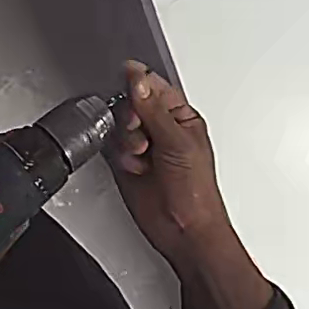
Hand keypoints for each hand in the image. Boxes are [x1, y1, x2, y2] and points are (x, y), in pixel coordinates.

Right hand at [109, 61, 237, 263]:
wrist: (184, 230)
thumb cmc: (195, 192)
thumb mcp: (176, 142)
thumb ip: (152, 108)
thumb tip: (138, 79)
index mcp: (181, 117)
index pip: (154, 87)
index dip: (139, 83)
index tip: (126, 82)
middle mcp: (162, 129)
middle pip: (132, 104)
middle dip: (131, 116)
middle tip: (138, 129)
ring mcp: (145, 146)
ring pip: (120, 124)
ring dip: (127, 139)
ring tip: (141, 154)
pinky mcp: (128, 163)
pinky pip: (113, 146)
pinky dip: (121, 155)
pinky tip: (135, 167)